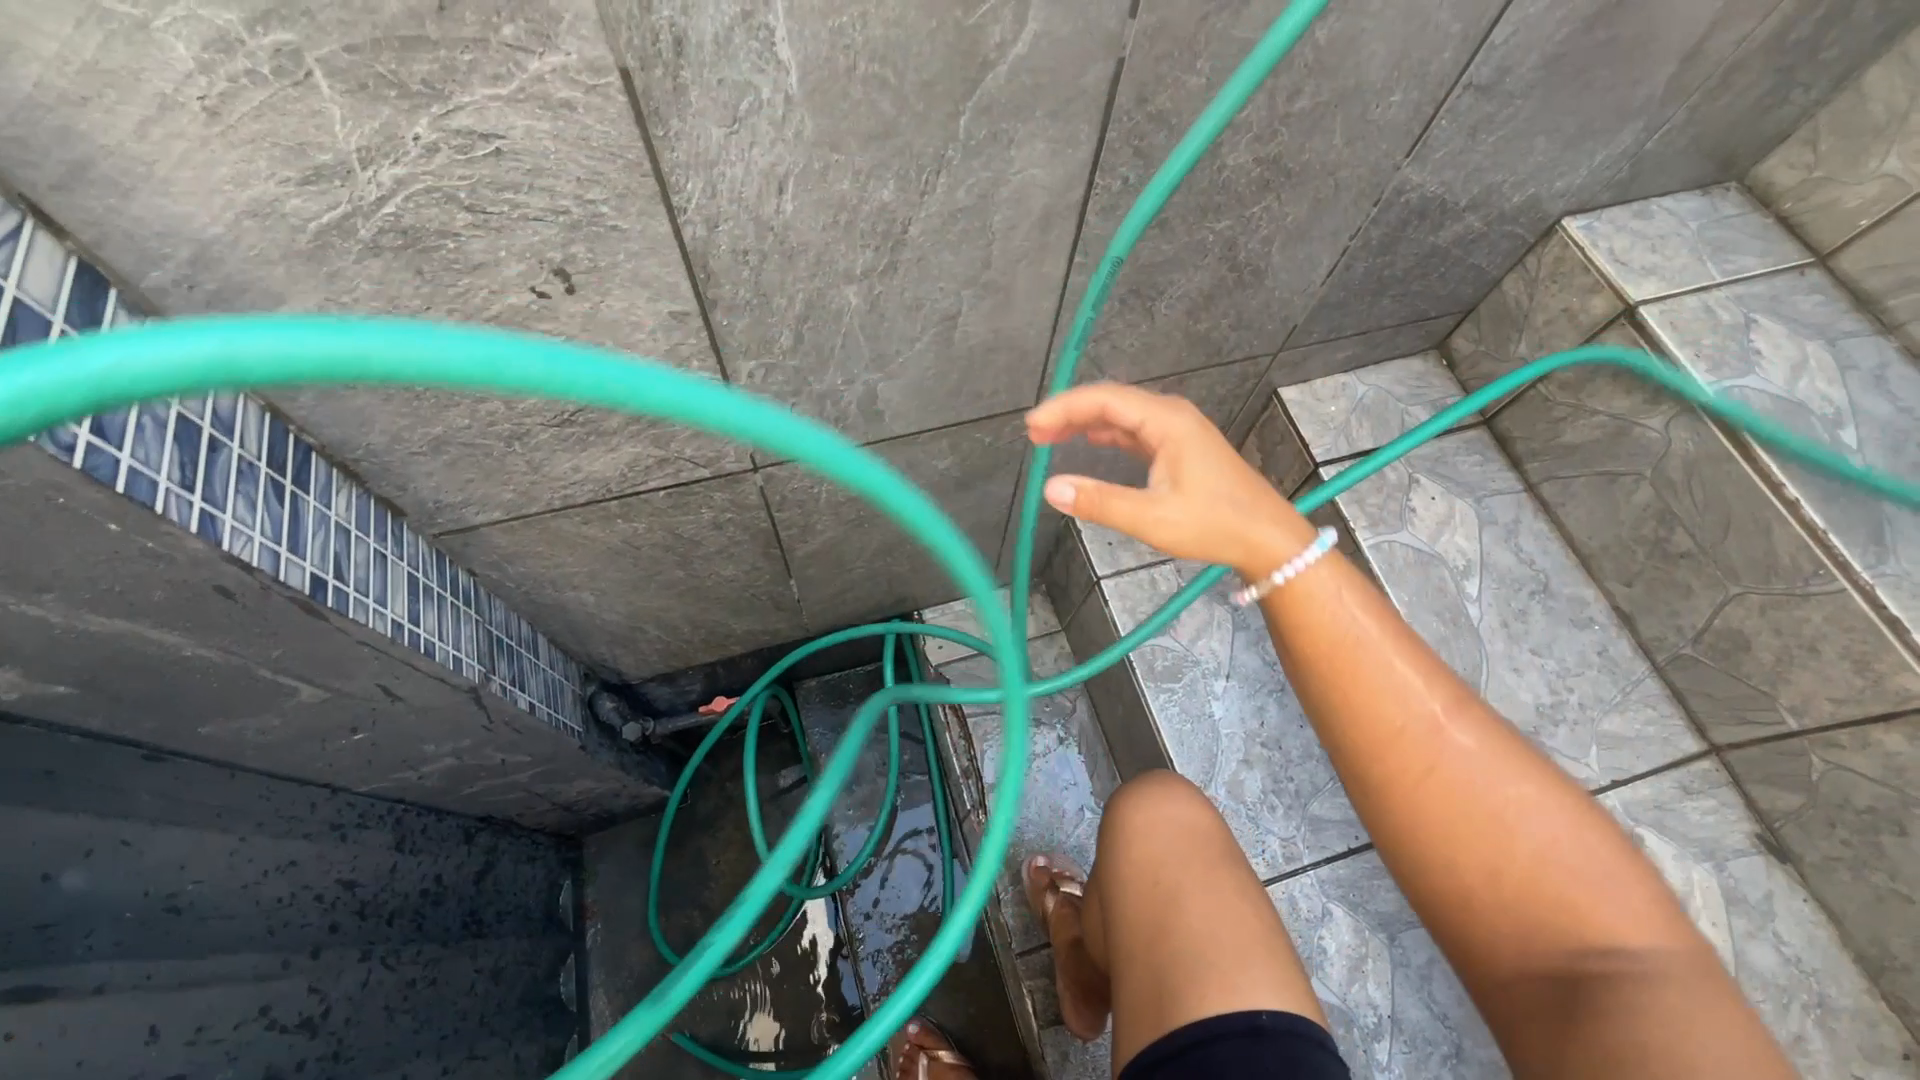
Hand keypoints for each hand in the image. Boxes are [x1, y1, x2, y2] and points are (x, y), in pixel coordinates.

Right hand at [1025, 382, 1316, 575]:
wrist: (1266, 537)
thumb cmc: (1214, 525)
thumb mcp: (1152, 518)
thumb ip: (1100, 501)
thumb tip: (1051, 488)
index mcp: (1167, 421)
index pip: (1105, 400)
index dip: (1064, 408)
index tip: (1032, 426)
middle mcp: (1172, 416)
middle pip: (1111, 402)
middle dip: (1070, 413)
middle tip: (1034, 433)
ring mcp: (1178, 430)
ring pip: (1122, 416)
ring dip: (1086, 423)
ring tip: (1050, 437)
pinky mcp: (1180, 447)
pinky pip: (1135, 431)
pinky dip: (1107, 435)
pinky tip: (1089, 443)